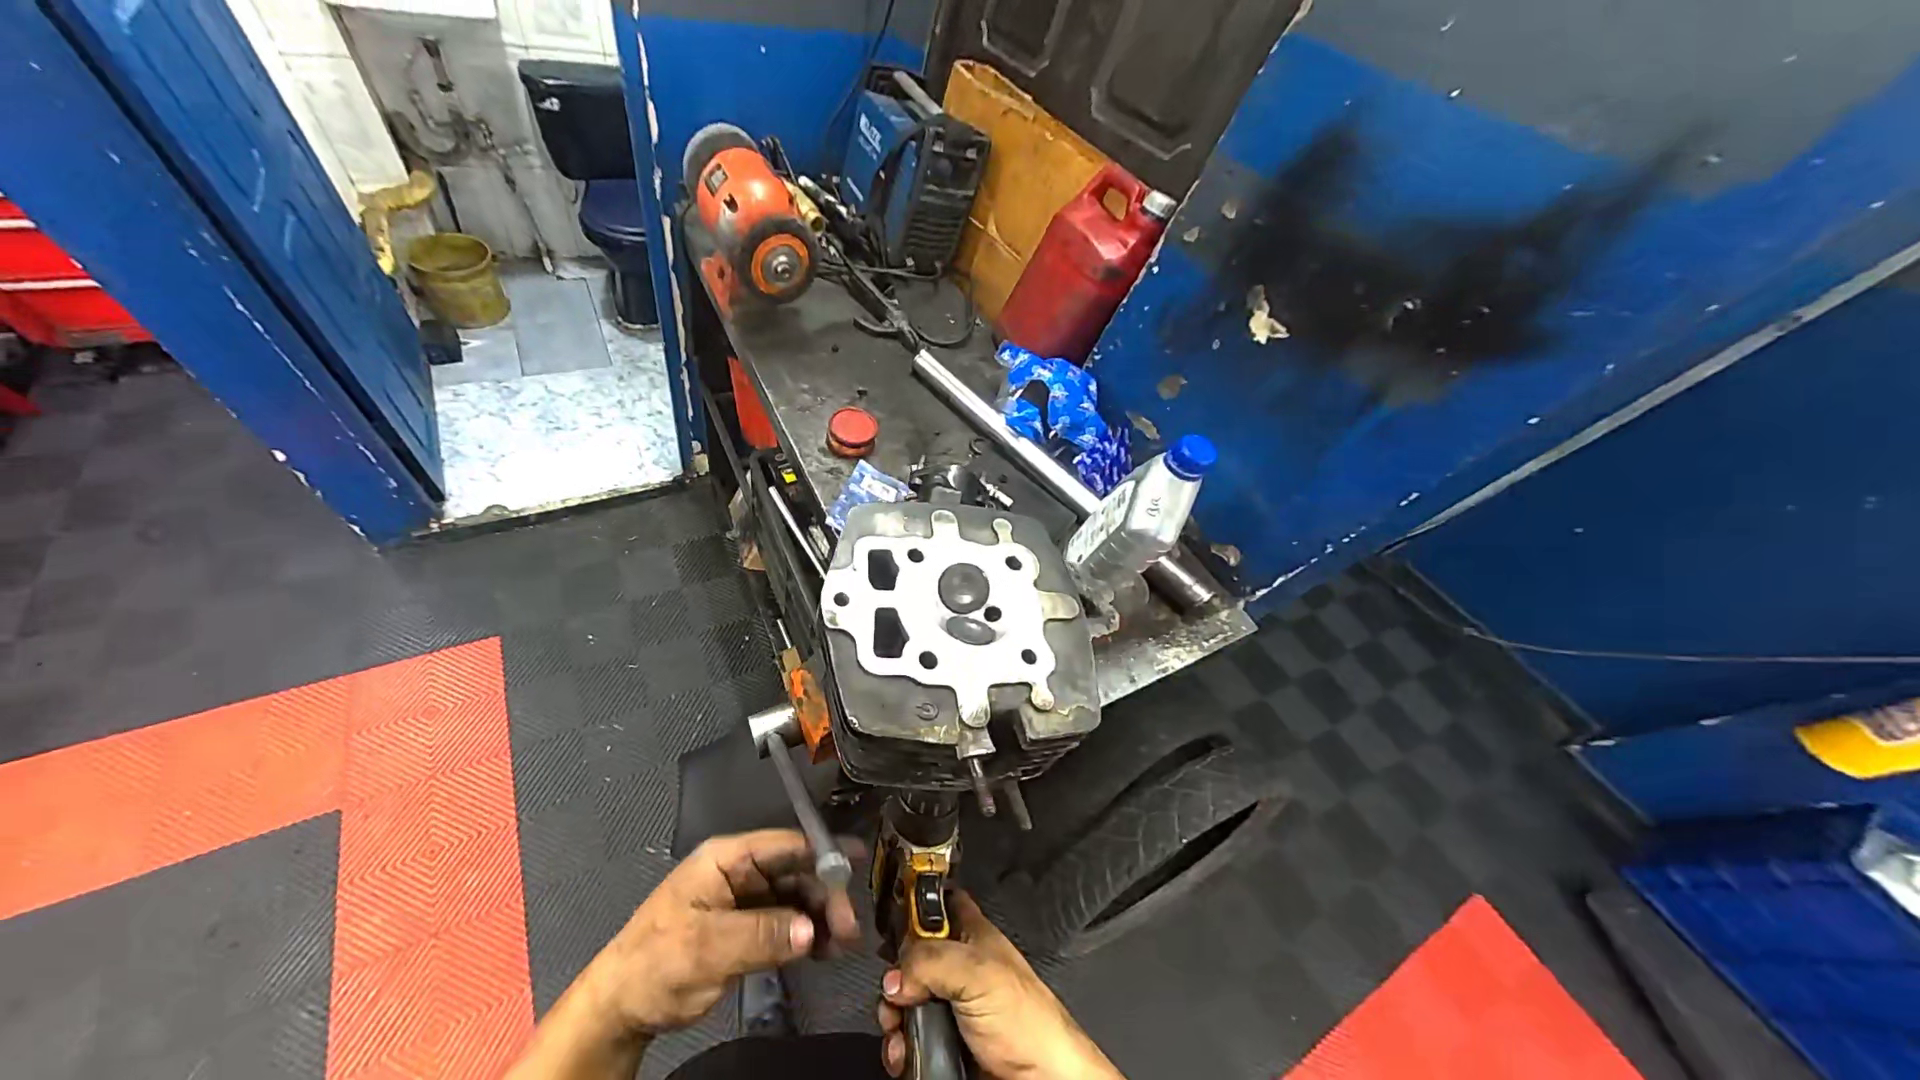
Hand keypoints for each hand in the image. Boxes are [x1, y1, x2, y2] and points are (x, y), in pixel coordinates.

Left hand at [587, 828, 862, 1033]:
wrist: (619, 1008)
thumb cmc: (655, 964)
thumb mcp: (705, 949)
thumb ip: (760, 934)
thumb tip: (810, 929)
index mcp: (725, 860)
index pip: (783, 844)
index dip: (821, 849)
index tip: (856, 860)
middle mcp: (739, 873)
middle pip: (795, 872)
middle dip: (825, 895)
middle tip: (848, 927)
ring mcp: (744, 900)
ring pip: (796, 898)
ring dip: (820, 918)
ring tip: (842, 944)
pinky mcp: (747, 927)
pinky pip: (786, 923)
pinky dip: (807, 935)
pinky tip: (824, 951)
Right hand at [876, 891, 1122, 1078]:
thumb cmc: (1024, 1019)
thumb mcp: (977, 973)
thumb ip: (930, 961)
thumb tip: (893, 977)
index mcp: (972, 937)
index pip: (942, 904)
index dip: (918, 907)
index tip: (893, 922)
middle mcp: (958, 968)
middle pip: (913, 958)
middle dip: (895, 975)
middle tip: (895, 993)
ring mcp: (950, 1007)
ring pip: (906, 1000)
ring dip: (893, 1015)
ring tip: (897, 1030)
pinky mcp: (943, 1043)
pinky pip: (908, 1038)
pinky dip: (898, 1046)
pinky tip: (902, 1053)